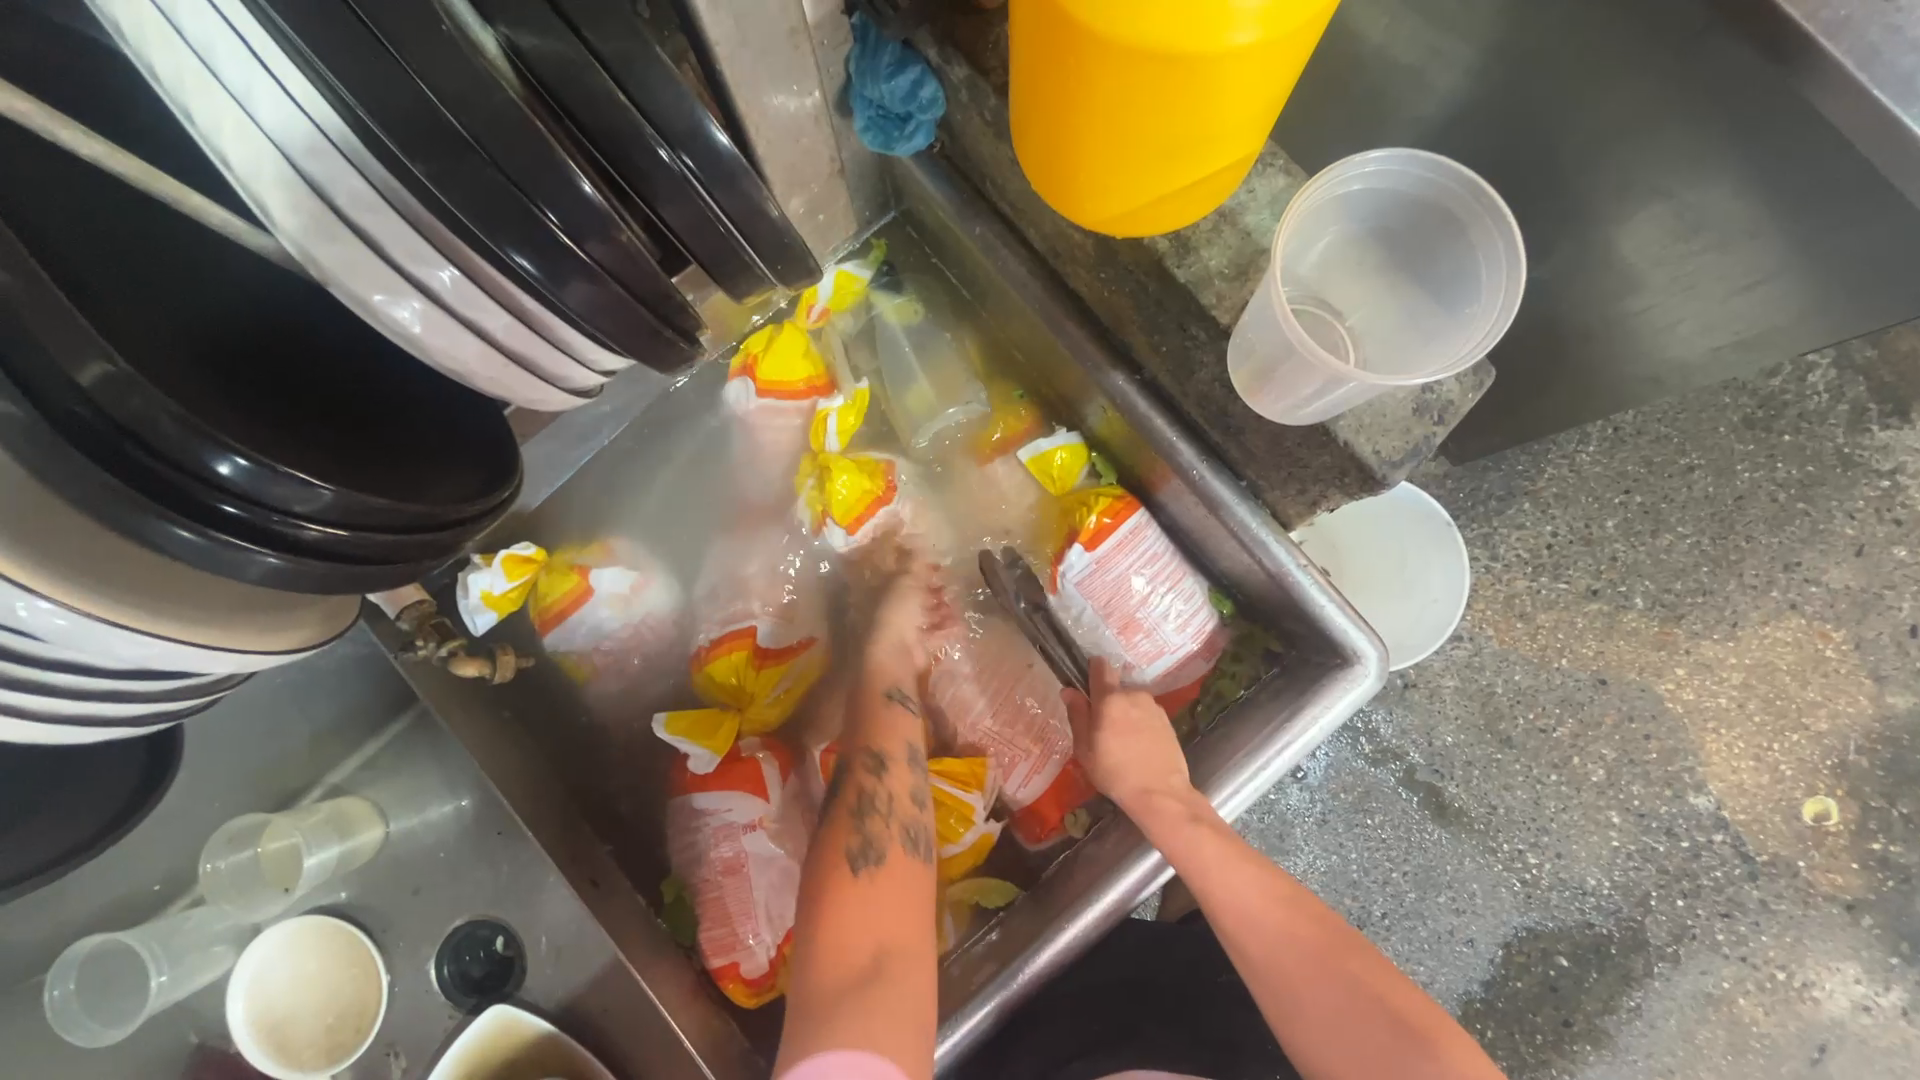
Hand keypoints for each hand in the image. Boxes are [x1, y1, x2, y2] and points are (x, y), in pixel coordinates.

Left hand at [861, 542, 954, 678]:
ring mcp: (900, 631)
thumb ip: (914, 562)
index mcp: (877, 591)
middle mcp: (886, 610)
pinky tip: (959, 623)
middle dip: (930, 587)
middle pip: (911, 595)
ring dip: (940, 607)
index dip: (913, 566)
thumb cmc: (895, 612)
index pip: (895, 574)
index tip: (932, 561)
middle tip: (947, 581)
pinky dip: (946, 628)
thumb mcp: (905, 579)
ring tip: (955, 603)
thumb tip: (919, 540)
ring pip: (923, 614)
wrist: (895, 657)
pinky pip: (933, 634)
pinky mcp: (915, 649)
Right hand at [1061, 658, 1193, 812]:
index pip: (1100, 667)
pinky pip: (1146, 714)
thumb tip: (1069, 691)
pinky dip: (1140, 724)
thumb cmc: (1114, 772)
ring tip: (1122, 742)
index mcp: (1110, 698)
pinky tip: (1138, 747)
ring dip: (1125, 714)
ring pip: (1132, 703)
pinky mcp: (1167, 721)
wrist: (1160, 793)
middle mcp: (1134, 695)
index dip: (1092, 670)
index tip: (1086, 684)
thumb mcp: (1084, 748)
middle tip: (1101, 729)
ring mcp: (1154, 707)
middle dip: (1107, 702)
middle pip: (1116, 689)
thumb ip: (1077, 715)